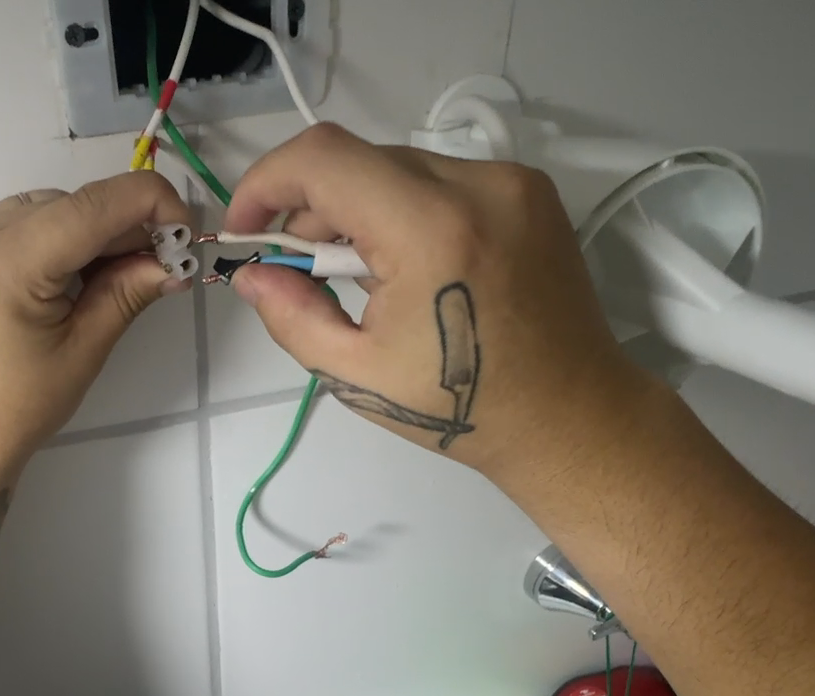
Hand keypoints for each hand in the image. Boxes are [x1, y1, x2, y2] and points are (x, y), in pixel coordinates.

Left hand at [0, 171, 192, 480]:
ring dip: (94, 231)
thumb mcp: (86, 349)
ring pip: (51, 206)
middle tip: (160, 265)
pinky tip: (80, 272)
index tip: (186, 229)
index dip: (150, 202)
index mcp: (8, 264)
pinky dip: (63, 236)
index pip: (93, 205)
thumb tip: (176, 262)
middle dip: (124, 225)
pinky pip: (25, 221)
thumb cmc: (24, 406)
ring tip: (118, 276)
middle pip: (72, 202)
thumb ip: (129, 292)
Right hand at [226, 124, 643, 485]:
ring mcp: (510, 181)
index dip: (266, 182)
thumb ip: (291, 316)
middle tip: (299, 271)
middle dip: (309, 209)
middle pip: (358, 160)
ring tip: (362, 280)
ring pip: (397, 167)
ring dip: (356, 212)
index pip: (322, 160)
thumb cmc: (457, 408)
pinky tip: (409, 269)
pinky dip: (401, 212)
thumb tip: (249, 274)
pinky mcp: (528, 191)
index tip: (247, 227)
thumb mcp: (355, 374)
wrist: (568, 416)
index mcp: (430, 231)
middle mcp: (476, 184)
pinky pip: (438, 180)